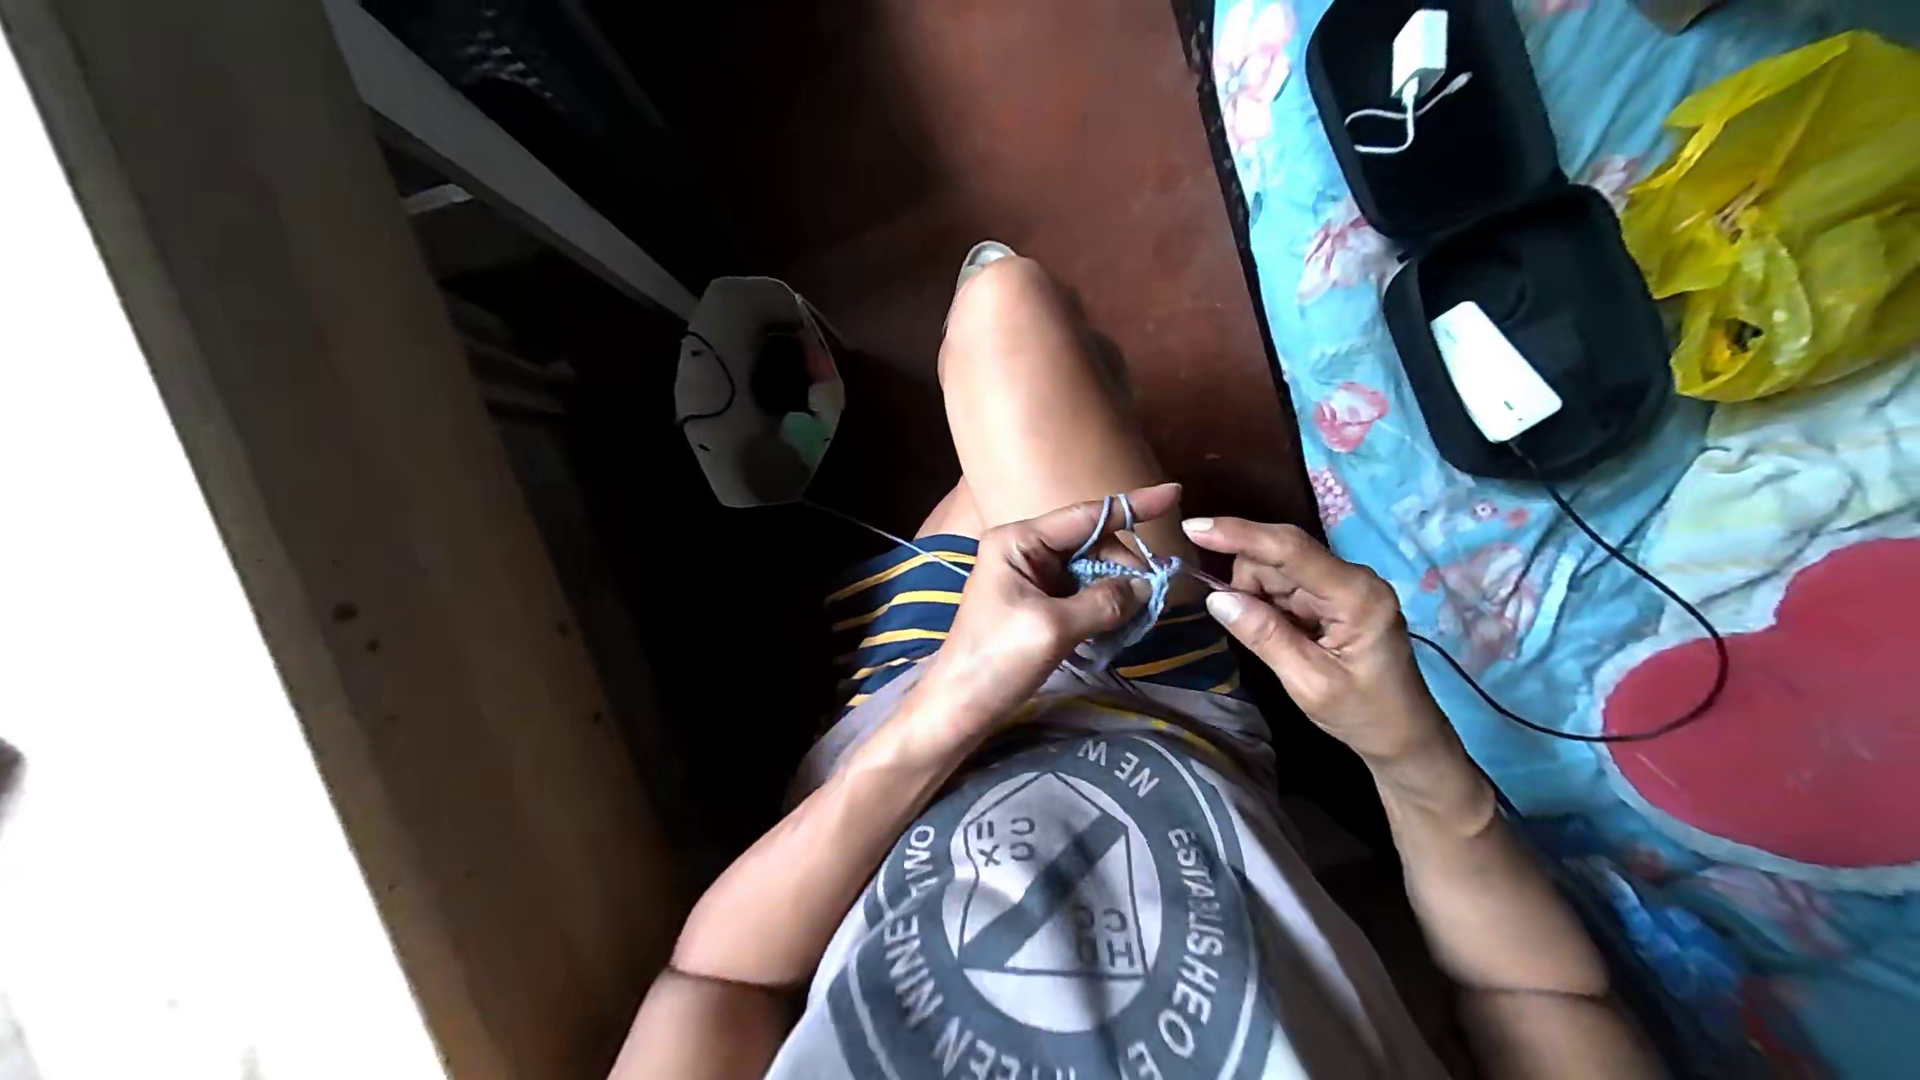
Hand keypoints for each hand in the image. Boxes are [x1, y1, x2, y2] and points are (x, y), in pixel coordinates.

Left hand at [911, 483, 1180, 744]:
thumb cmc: (996, 660)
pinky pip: (1079, 592)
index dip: (1132, 506)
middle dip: (1123, 567)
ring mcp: (1029, 576)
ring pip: (1089, 570)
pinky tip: (1113, 626)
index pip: (1085, 516)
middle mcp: (1023, 549)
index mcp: (1018, 541)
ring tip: (1132, 619)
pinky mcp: (1035, 601)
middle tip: (1149, 599)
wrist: (960, 705)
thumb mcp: (1053, 628)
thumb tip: (1144, 586)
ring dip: (1114, 590)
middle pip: (1091, 544)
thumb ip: (1103, 602)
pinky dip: (1100, 606)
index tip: (1175, 492)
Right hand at [1183, 518, 1454, 769]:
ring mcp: (1340, 583)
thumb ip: (1264, 636)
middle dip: (1247, 584)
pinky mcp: (1329, 594)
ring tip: (1277, 642)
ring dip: (1255, 597)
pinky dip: (1265, 603)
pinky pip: (1280, 583)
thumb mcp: (1308, 683)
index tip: (1193, 528)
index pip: (1290, 549)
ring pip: (1271, 568)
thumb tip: (1217, 598)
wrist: (1402, 735)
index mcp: (1356, 595)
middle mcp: (1350, 577)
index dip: (1239, 534)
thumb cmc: (1364, 713)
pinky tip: (1282, 633)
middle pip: (1275, 555)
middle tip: (1250, 631)